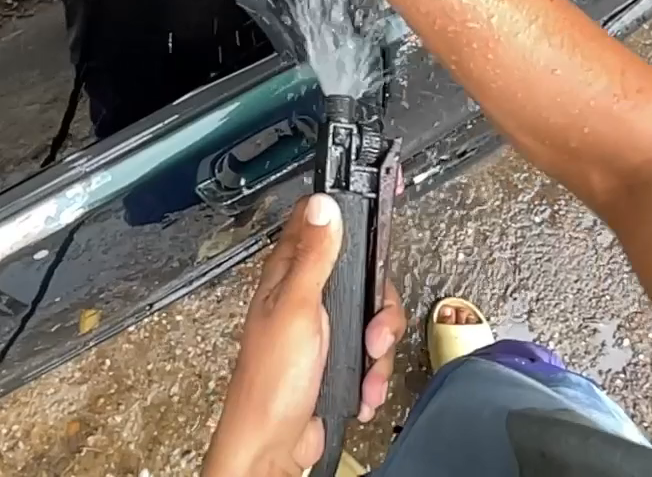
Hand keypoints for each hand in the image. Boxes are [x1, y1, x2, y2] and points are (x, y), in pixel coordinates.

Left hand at [204, 194, 405, 476]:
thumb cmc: (270, 381)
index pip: (322, 219)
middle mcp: (307, 290)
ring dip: (379, 348)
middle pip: (363, 272)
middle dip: (380, 307)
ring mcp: (322, 323)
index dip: (348, 208)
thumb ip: (314, 255)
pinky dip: (373, 371)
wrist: (271, 447)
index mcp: (291, 269)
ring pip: (372, 312)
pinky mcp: (335, 354)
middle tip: (374, 332)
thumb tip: (323, 204)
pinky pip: (369, 349)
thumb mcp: (297, 308)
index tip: (379, 205)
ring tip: (368, 369)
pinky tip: (363, 388)